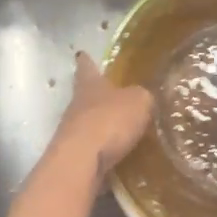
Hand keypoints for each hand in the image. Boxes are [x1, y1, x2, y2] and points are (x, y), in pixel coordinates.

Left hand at [53, 53, 152, 176]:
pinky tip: (120, 156)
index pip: (86, 66)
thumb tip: (143, 99)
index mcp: (89, 84)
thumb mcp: (138, 102)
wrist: (82, 162)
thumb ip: (142, 97)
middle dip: (99, 96)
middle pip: (85, 95)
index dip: (86, 60)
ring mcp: (73, 132)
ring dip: (103, 126)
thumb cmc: (109, 120)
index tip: (82, 54)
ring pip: (89, 123)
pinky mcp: (75, 157)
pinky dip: (105, 151)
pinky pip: (94, 150)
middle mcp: (77, 104)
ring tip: (124, 130)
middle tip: (116, 97)